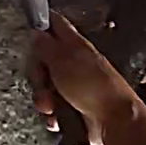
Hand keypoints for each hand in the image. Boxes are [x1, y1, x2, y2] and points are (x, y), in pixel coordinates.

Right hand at [29, 14, 142, 144]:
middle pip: (45, 60)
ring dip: (44, 98)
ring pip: (47, 86)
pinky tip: (57, 117)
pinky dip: (53, 114)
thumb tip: (36, 32)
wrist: (115, 121)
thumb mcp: (62, 60)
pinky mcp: (76, 106)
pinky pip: (54, 106)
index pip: (56, 24)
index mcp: (75, 44)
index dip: (42, 24)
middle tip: (44, 82)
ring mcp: (76, 85)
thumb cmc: (94, 86)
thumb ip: (46, 45)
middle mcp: (76, 63)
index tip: (30, 33)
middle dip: (38, 75)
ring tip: (51, 106)